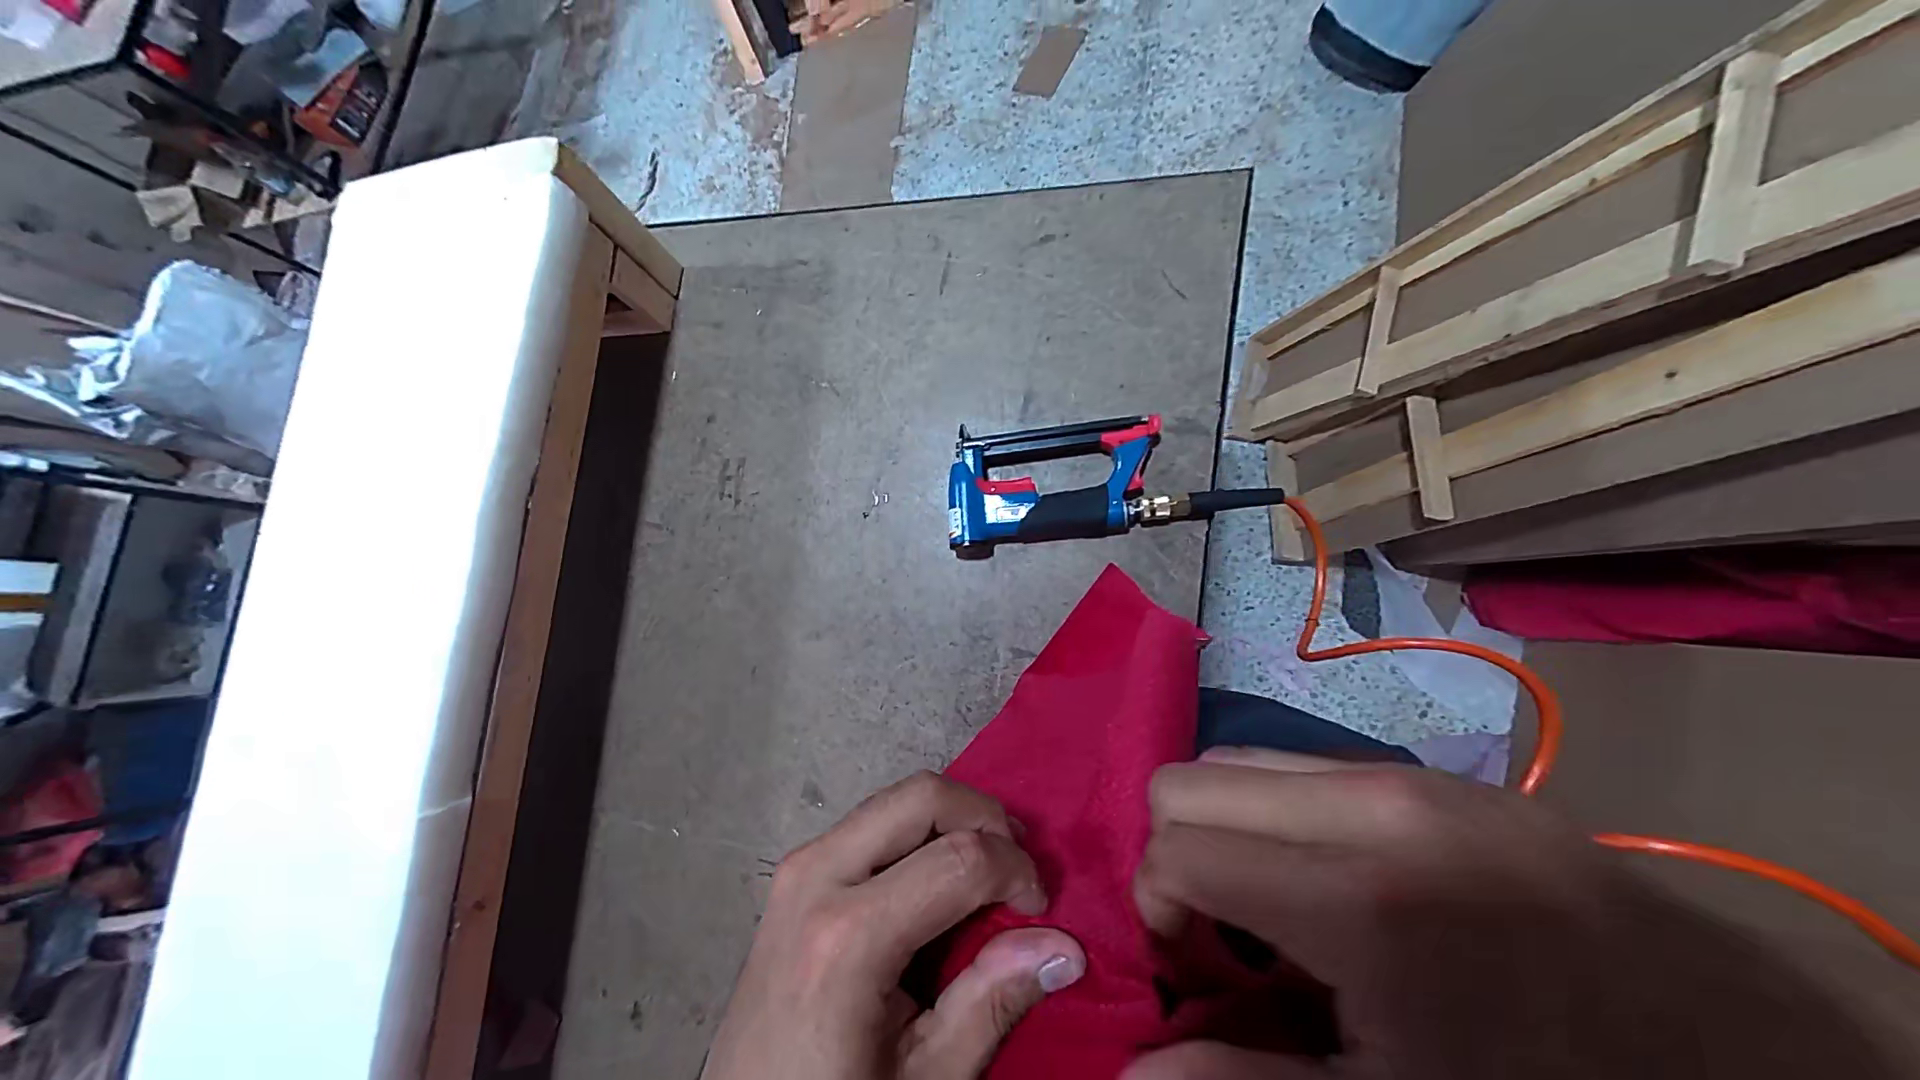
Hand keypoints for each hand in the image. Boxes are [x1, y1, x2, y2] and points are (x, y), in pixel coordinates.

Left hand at [702, 771, 1085, 1079]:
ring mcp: (801, 863)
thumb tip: (1064, 947)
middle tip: (1016, 870)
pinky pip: (874, 819)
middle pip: (922, 796)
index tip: (1038, 910)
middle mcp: (817, 875)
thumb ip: (991, 1001)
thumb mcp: (925, 1079)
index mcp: (847, 936)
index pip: (957, 859)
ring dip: (953, 819)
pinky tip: (938, 877)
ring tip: (984, 871)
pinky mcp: (798, 867)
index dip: (1015, 872)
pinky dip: (921, 830)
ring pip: (897, 796)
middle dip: (985, 818)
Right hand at [1127, 748, 1894, 1079]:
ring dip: (1229, 828)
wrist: (1742, 1070)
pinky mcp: (1442, 776)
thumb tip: (1128, 1075)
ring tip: (1276, 902)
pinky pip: (1307, 767)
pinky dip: (1284, 816)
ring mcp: (1412, 779)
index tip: (1190, 960)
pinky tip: (1338, 883)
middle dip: (1178, 851)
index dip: (1156, 905)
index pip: (1177, 849)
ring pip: (1240, 762)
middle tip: (1219, 924)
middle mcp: (1373, 810)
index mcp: (1357, 902)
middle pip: (1190, 782)